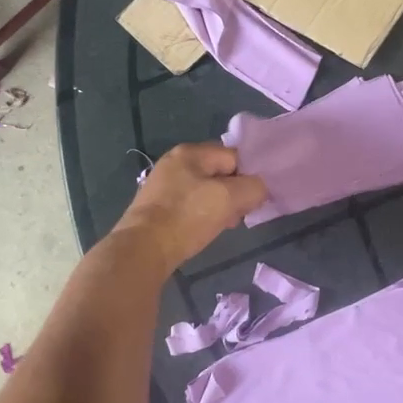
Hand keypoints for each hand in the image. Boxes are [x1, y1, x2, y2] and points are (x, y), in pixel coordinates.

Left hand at [112, 143, 266, 275]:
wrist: (142, 250)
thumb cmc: (187, 217)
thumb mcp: (230, 198)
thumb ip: (254, 187)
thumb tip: (260, 189)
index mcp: (190, 152)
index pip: (234, 156)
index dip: (250, 175)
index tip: (255, 198)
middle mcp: (175, 162)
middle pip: (220, 173)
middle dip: (235, 192)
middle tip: (241, 213)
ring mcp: (163, 185)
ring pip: (206, 190)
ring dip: (220, 206)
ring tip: (225, 225)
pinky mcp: (158, 207)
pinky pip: (191, 204)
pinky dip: (203, 215)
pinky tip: (206, 230)